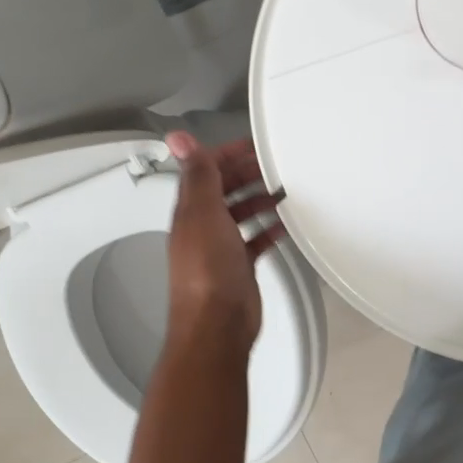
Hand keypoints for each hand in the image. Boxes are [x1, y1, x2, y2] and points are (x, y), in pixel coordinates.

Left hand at [164, 132, 285, 344]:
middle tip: (277, 164)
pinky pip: (255, 238)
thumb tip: (177, 138)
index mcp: (191, 210)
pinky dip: (269, 227)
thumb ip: (197, 175)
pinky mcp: (239, 264)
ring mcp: (221, 246)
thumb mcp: (203, 214)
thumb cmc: (208, 271)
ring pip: (241, 212)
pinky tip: (284, 225)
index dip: (228, 153)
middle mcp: (203, 225)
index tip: (255, 144)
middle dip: (248, 172)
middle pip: (225, 189)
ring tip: (285, 190)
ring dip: (260, 197)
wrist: (218, 324)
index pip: (206, 170)